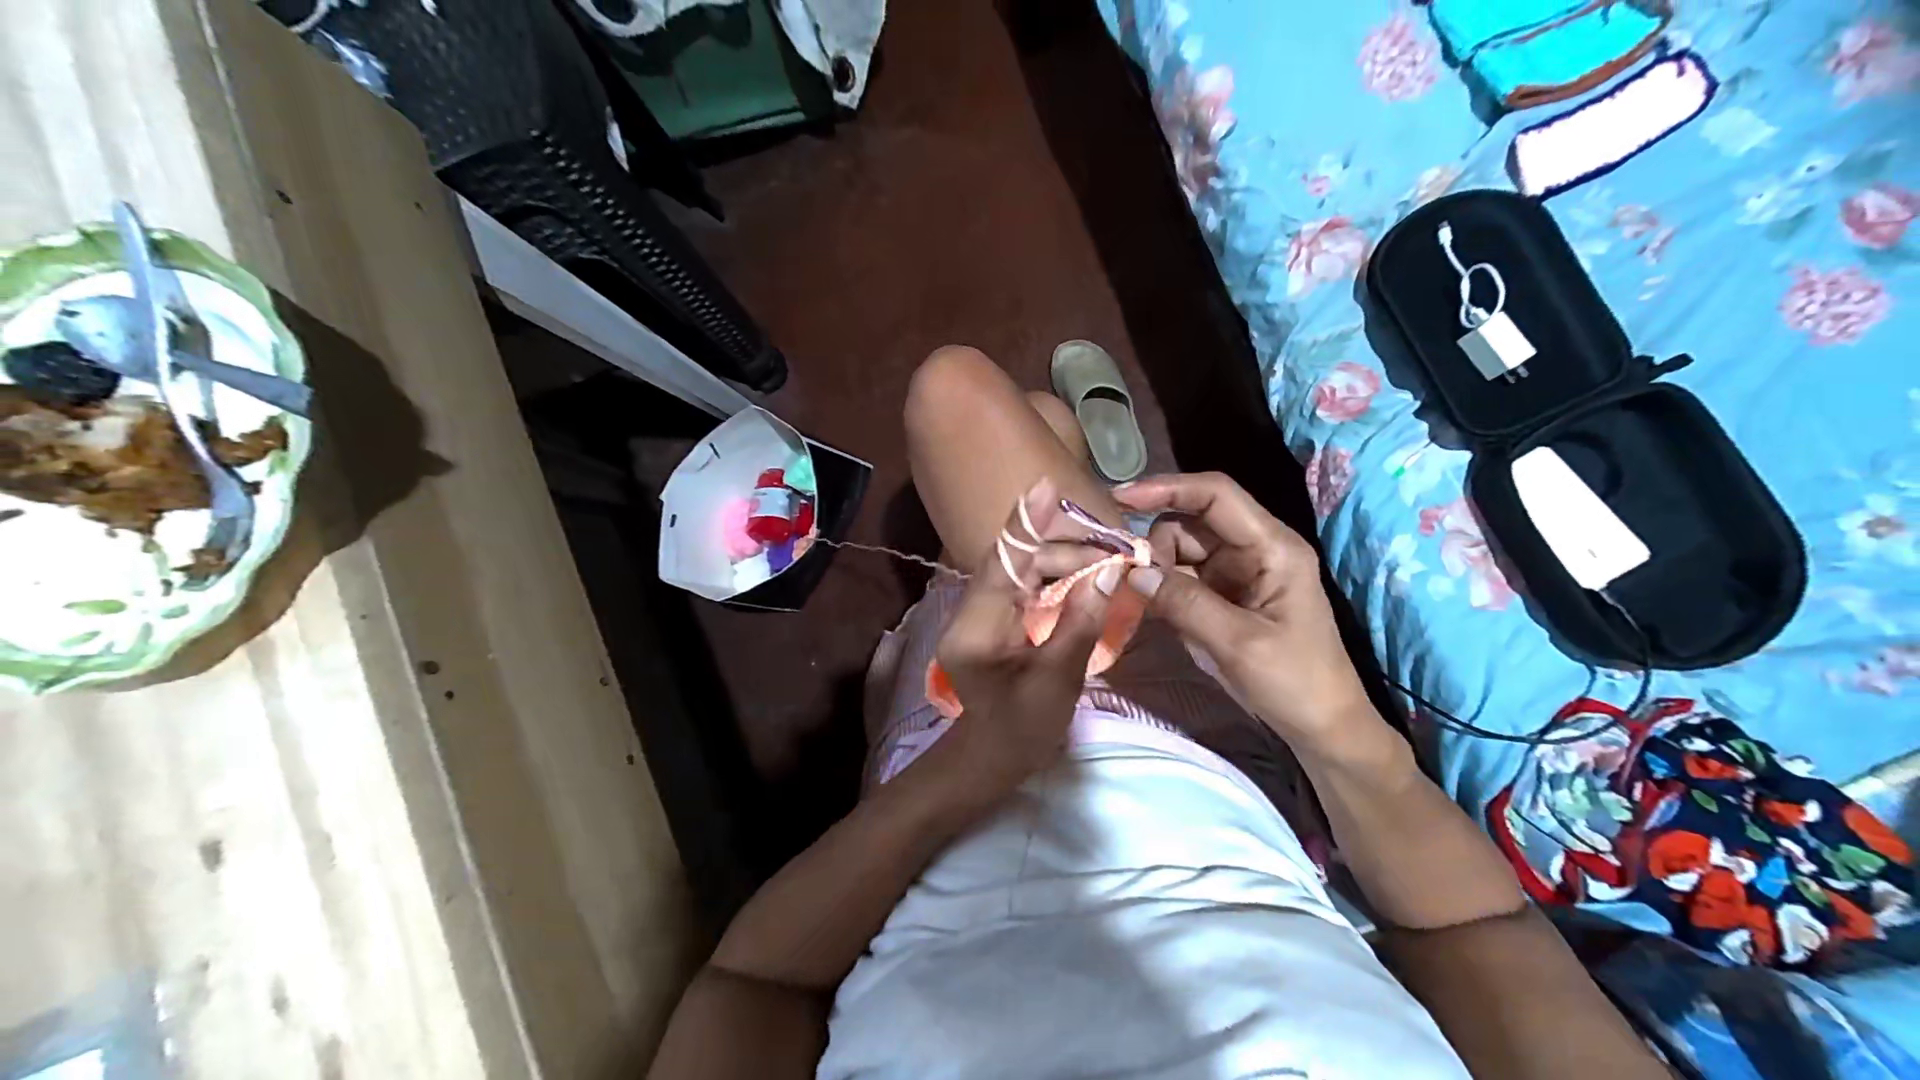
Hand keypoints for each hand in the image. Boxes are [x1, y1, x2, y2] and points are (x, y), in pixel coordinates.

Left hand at [927, 479, 1117, 793]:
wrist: (989, 758)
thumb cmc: (1022, 730)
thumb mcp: (1057, 680)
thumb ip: (1080, 623)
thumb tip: (1107, 573)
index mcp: (976, 630)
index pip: (1000, 565)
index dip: (1024, 525)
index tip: (1047, 488)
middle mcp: (970, 613)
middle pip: (1013, 562)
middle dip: (1061, 549)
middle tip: (1111, 550)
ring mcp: (978, 614)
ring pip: (1019, 571)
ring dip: (1060, 561)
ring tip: (1105, 561)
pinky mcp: (991, 619)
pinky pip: (1022, 586)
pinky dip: (1052, 576)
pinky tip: (1082, 574)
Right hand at [1114, 472, 1380, 756]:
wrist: (1320, 727)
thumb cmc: (1294, 681)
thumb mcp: (1238, 644)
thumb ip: (1184, 602)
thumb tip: (1132, 572)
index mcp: (1272, 547)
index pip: (1216, 495)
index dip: (1167, 487)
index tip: (1120, 499)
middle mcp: (1252, 549)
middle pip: (1188, 522)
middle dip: (1155, 545)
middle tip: (1133, 584)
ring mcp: (1235, 572)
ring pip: (1177, 549)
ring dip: (1153, 569)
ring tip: (1140, 603)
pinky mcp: (1220, 595)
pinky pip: (1178, 576)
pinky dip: (1159, 588)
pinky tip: (1145, 607)